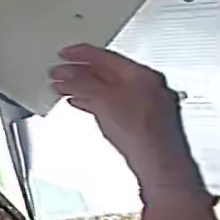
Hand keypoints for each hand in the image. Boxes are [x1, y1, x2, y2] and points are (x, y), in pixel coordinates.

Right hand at [50, 44, 205, 198]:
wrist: (160, 167)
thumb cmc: (143, 135)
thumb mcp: (102, 101)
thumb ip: (81, 83)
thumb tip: (66, 73)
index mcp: (142, 75)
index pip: (105, 56)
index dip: (80, 53)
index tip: (64, 52)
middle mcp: (147, 86)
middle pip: (105, 72)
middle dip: (78, 72)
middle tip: (59, 71)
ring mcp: (146, 103)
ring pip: (107, 88)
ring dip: (83, 86)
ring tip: (63, 87)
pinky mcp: (141, 120)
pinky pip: (111, 102)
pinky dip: (93, 100)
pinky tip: (81, 103)